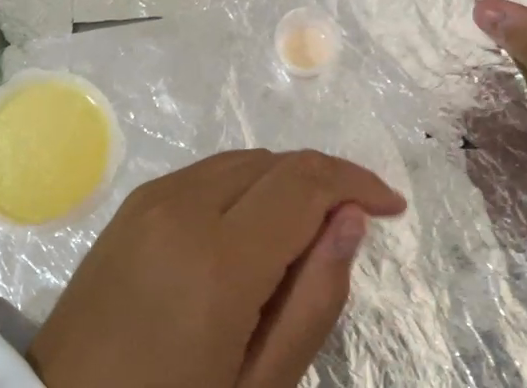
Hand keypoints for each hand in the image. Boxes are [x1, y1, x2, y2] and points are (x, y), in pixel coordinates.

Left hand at [28, 149, 407, 387]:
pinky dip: (247, 185)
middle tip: (354, 227)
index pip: (305, 184)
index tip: (392, 207)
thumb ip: (314, 299)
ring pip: (244, 161)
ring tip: (306, 235)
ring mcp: (152, 200)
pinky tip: (254, 229)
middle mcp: (183, 207)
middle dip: (326, 182)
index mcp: (218, 258)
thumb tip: (351, 218)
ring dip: (287, 182)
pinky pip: (209, 172)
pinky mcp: (134, 204)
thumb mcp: (259, 384)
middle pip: (277, 163)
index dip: (357, 182)